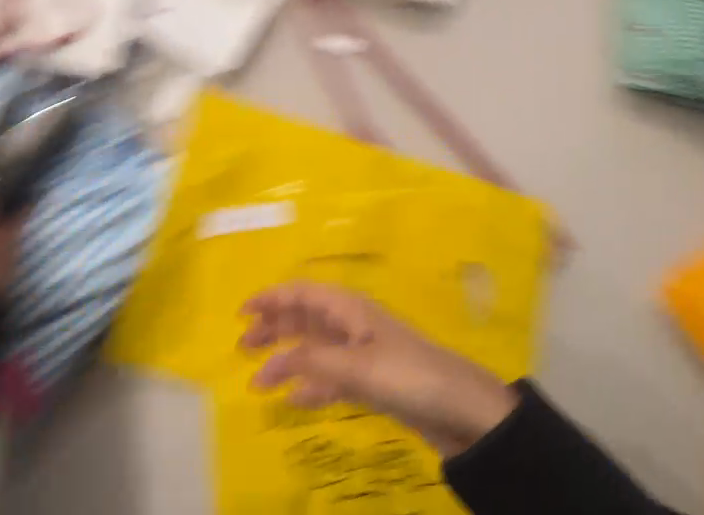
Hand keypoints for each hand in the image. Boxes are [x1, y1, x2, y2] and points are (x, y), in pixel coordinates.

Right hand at [238, 282, 517, 456]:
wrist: (463, 409)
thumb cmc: (408, 374)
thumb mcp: (357, 366)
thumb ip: (313, 361)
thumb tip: (273, 362)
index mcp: (350, 307)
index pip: (302, 293)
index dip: (271, 298)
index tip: (241, 312)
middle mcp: (353, 324)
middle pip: (305, 318)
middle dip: (273, 328)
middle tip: (242, 347)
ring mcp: (363, 353)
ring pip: (315, 348)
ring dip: (287, 360)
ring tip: (258, 380)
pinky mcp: (373, 381)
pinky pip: (331, 377)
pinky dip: (311, 385)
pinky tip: (294, 400)